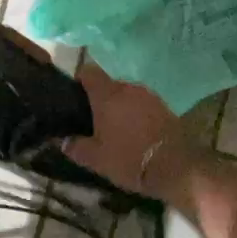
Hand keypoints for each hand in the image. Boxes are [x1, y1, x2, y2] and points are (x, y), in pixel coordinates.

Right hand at [66, 64, 185, 194]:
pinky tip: (136, 132)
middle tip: (93, 120)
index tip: (75, 97)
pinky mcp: (164, 105)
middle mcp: (128, 88)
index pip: (88, 71)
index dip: (79, 80)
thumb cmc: (128, 158)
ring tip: (116, 128)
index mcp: (107, 95)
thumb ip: (75, 147)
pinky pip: (143, 103)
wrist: (173, 165)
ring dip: (120, 106)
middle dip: (100, 98)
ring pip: (127, 94)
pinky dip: (137, 113)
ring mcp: (149, 95)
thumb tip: (63, 141)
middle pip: (109, 84)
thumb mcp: (95, 159)